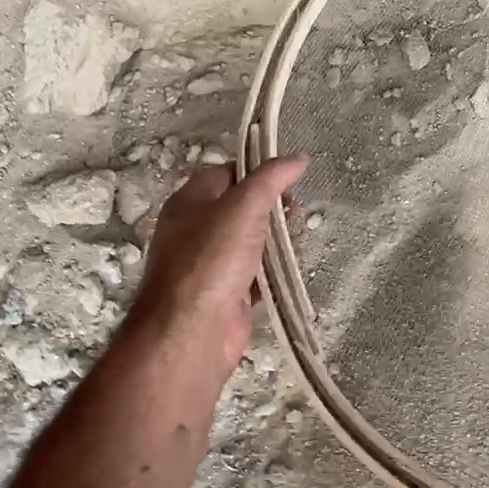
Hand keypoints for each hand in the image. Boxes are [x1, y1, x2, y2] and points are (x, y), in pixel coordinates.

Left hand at [133, 156, 308, 374]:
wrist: (192, 331)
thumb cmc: (213, 257)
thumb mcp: (245, 204)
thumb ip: (272, 177)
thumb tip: (299, 158)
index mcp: (190, 201)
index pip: (229, 172)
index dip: (259, 171)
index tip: (290, 179)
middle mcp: (195, 229)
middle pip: (242, 207)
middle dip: (271, 208)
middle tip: (294, 211)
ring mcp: (209, 263)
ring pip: (250, 240)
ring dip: (274, 240)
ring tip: (296, 239)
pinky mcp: (224, 292)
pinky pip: (253, 272)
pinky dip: (271, 270)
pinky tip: (288, 269)